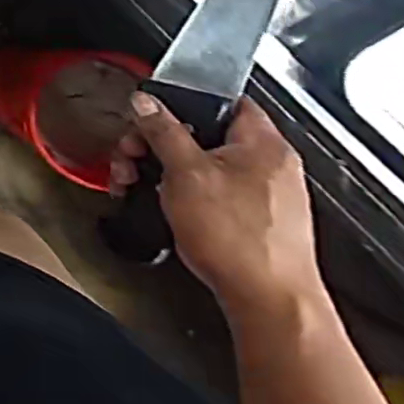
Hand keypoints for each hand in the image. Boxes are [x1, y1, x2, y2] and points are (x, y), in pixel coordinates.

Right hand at [128, 93, 323, 312]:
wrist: (268, 304)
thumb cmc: (241, 242)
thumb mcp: (185, 172)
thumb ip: (163, 131)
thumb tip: (146, 104)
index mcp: (262, 143)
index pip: (222, 98)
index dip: (182, 100)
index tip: (152, 112)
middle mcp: (268, 165)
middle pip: (203, 133)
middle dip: (159, 142)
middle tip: (135, 154)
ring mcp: (263, 195)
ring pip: (202, 164)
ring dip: (164, 169)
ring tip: (139, 183)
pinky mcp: (254, 221)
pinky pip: (211, 191)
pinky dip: (183, 193)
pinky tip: (164, 206)